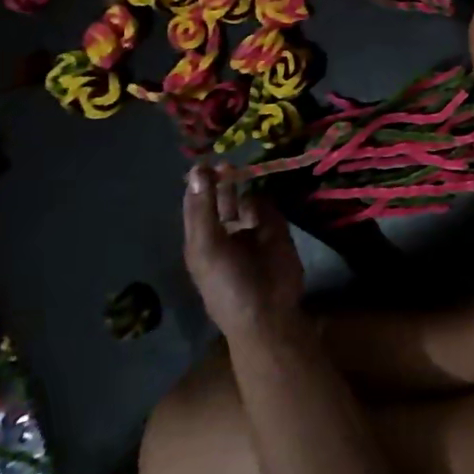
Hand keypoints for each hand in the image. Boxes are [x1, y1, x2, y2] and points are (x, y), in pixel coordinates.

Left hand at [183, 165, 304, 338]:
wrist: (268, 311)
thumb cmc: (227, 284)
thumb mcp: (206, 247)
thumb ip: (203, 208)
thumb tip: (197, 170)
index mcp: (202, 238)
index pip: (197, 203)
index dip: (199, 183)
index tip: (205, 162)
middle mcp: (225, 231)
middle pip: (223, 197)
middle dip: (225, 180)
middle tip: (229, 163)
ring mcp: (252, 230)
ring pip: (247, 199)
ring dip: (247, 186)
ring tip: (249, 171)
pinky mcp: (276, 230)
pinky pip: (270, 206)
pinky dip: (267, 199)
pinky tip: (265, 193)